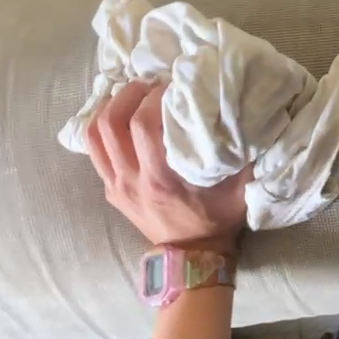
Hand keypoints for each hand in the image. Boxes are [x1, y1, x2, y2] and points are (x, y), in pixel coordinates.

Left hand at [83, 80, 248, 251]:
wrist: (194, 256)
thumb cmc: (218, 220)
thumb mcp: (240, 188)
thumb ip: (242, 153)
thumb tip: (244, 114)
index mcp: (161, 179)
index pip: (143, 125)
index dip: (154, 97)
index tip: (172, 84)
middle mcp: (132, 180)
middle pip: (111, 122)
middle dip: (129, 94)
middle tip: (150, 83)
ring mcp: (117, 186)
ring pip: (95, 134)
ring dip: (110, 107)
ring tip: (132, 95)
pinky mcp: (111, 189)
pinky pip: (94, 150)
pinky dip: (102, 127)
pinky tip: (120, 116)